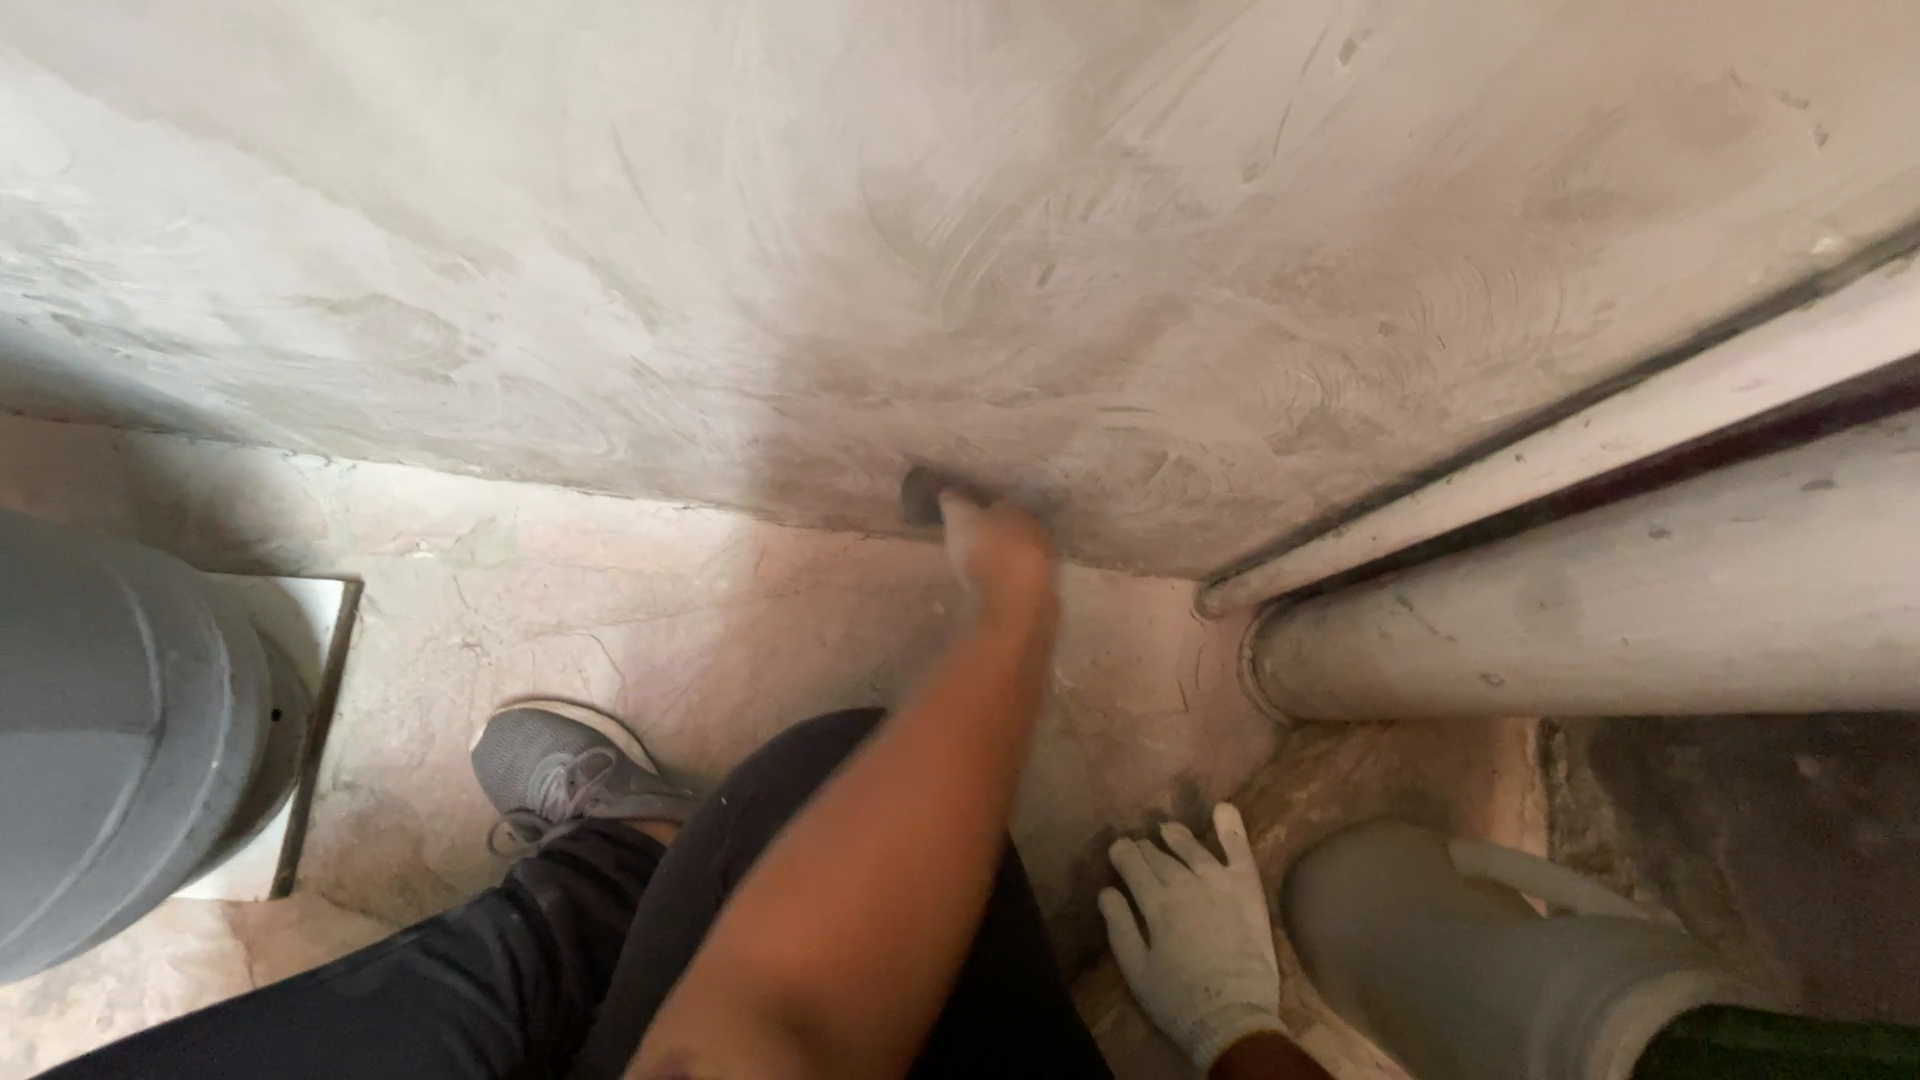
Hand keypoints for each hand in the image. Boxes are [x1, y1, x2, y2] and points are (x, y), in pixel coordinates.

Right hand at [940, 493, 1057, 630]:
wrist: (1015, 601)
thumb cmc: (985, 552)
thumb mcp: (960, 521)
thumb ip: (954, 503)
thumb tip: (948, 488)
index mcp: (1018, 510)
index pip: (1001, 503)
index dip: (983, 511)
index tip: (968, 520)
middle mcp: (1037, 531)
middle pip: (1015, 528)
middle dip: (999, 534)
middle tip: (977, 544)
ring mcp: (1046, 561)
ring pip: (1023, 553)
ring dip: (1008, 559)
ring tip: (986, 568)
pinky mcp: (1046, 589)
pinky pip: (1025, 578)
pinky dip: (1013, 580)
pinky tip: (1000, 588)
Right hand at [1099, 803, 1283, 1070]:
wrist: (1234, 1021)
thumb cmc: (1179, 1000)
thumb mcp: (1136, 970)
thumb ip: (1119, 926)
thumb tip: (1106, 890)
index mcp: (1155, 903)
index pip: (1132, 864)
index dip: (1122, 854)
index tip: (1118, 850)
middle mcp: (1185, 884)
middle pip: (1160, 857)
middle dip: (1146, 850)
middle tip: (1140, 848)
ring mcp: (1219, 884)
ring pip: (1192, 850)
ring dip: (1177, 837)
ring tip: (1168, 830)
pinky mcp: (1247, 892)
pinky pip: (1239, 854)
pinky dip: (1232, 830)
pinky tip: (1224, 809)